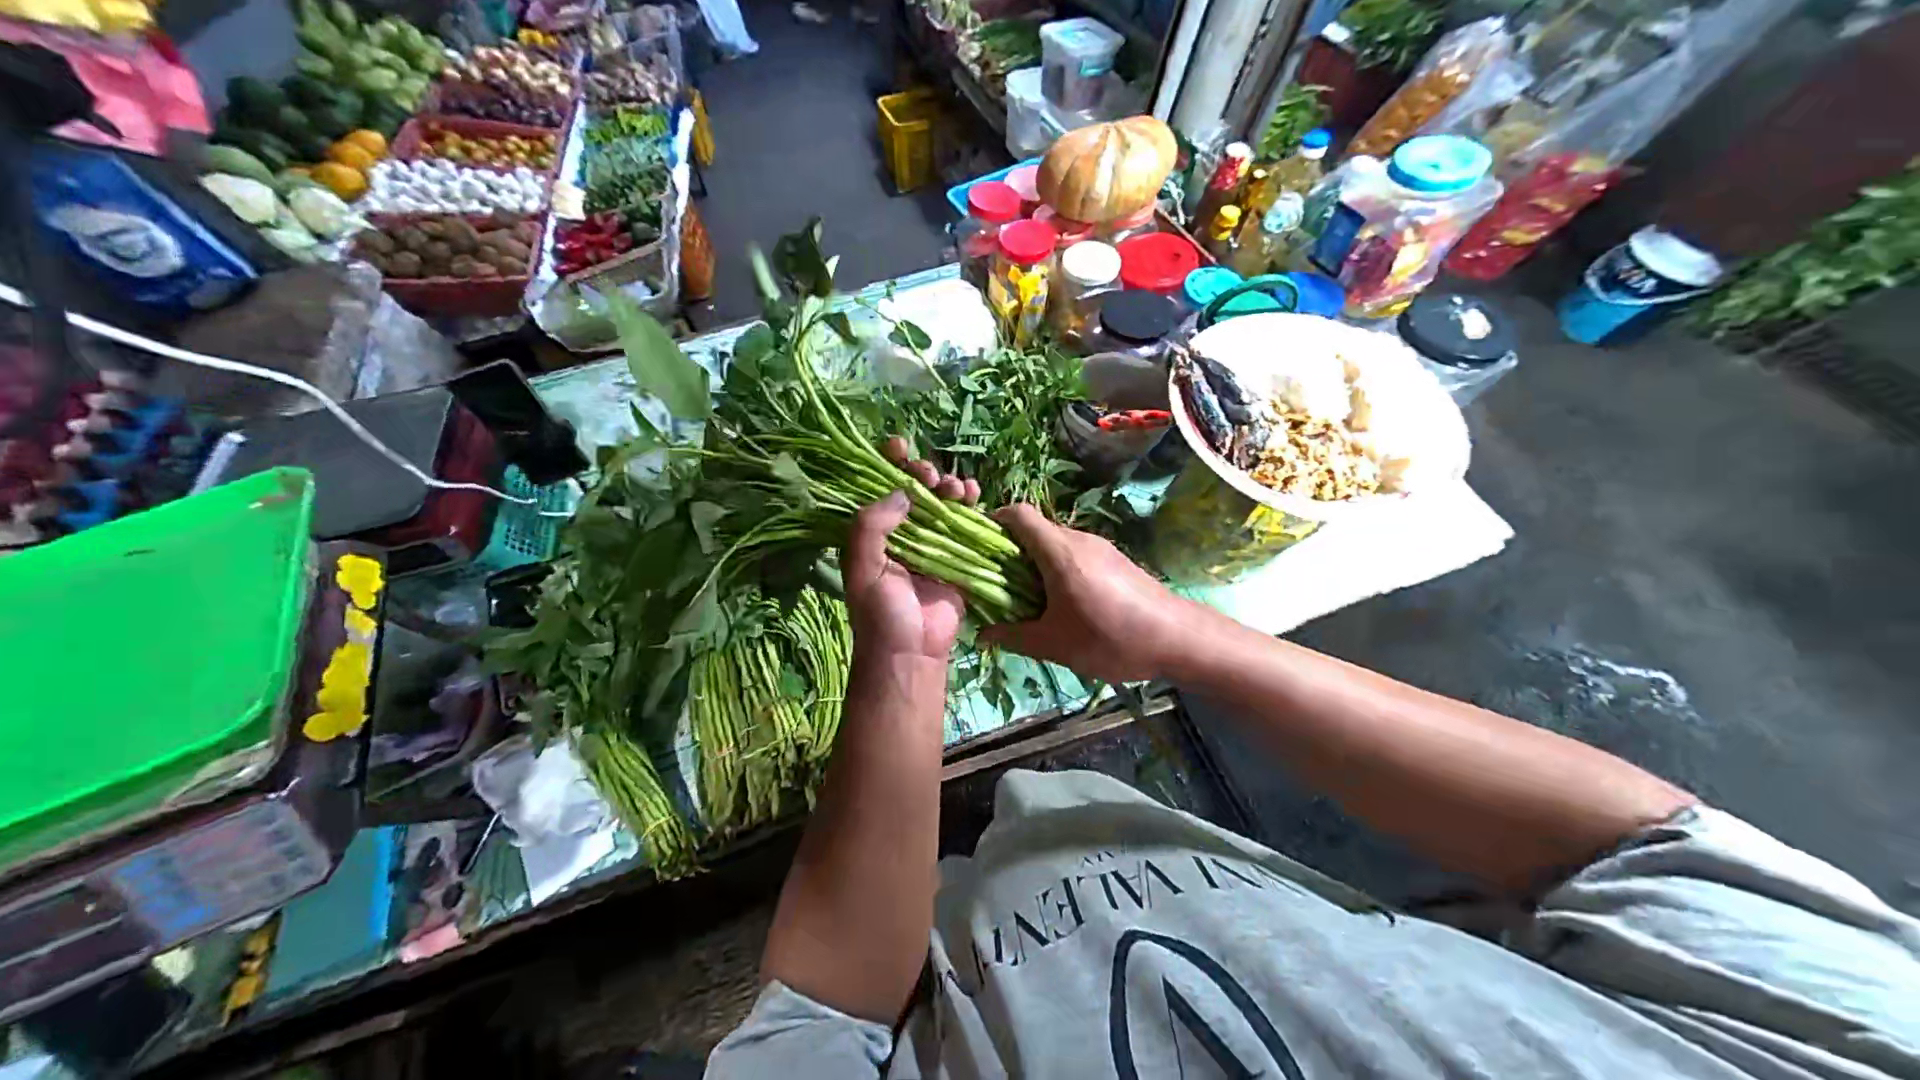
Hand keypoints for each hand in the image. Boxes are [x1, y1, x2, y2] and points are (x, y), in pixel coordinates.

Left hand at [840, 440, 976, 661]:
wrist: (912, 653)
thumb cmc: (881, 614)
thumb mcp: (864, 568)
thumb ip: (872, 526)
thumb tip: (902, 491)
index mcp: (874, 533)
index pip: (880, 488)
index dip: (888, 464)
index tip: (899, 445)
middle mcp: (902, 533)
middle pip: (914, 490)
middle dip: (923, 473)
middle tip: (930, 475)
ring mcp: (931, 544)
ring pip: (942, 502)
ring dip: (949, 486)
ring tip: (957, 488)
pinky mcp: (958, 556)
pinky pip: (966, 523)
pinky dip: (971, 506)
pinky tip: (974, 495)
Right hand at [980, 505, 1212, 682]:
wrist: (1179, 639)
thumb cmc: (1111, 638)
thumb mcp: (1054, 645)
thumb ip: (1014, 637)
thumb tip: (982, 634)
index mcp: (1059, 552)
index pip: (1019, 514)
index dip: (994, 522)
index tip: (979, 547)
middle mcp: (1079, 540)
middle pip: (1035, 530)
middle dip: (1010, 551)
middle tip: (997, 583)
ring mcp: (1100, 548)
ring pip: (1055, 543)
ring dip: (1035, 563)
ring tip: (1027, 598)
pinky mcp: (1115, 560)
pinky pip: (1075, 554)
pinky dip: (1058, 569)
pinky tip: (1061, 602)